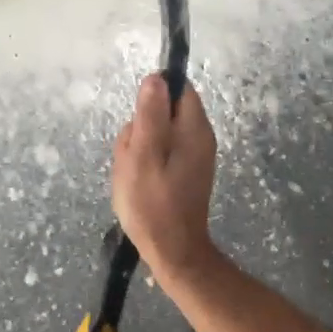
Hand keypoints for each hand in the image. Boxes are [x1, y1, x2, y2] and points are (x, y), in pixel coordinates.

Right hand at [112, 73, 220, 286]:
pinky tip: (138, 183)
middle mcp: (200, 137)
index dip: (154, 96)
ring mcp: (194, 156)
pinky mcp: (185, 172)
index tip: (138, 121)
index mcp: (194, 128)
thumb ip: (150, 115)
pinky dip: (145, 163)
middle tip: (132, 155)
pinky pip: (160, 153)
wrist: (173, 253)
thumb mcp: (143, 155)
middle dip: (141, 126)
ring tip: (133, 172)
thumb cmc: (153, 204)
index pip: (179, 89)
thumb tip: (156, 78)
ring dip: (139, 147)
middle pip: (165, 110)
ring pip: (158, 133)